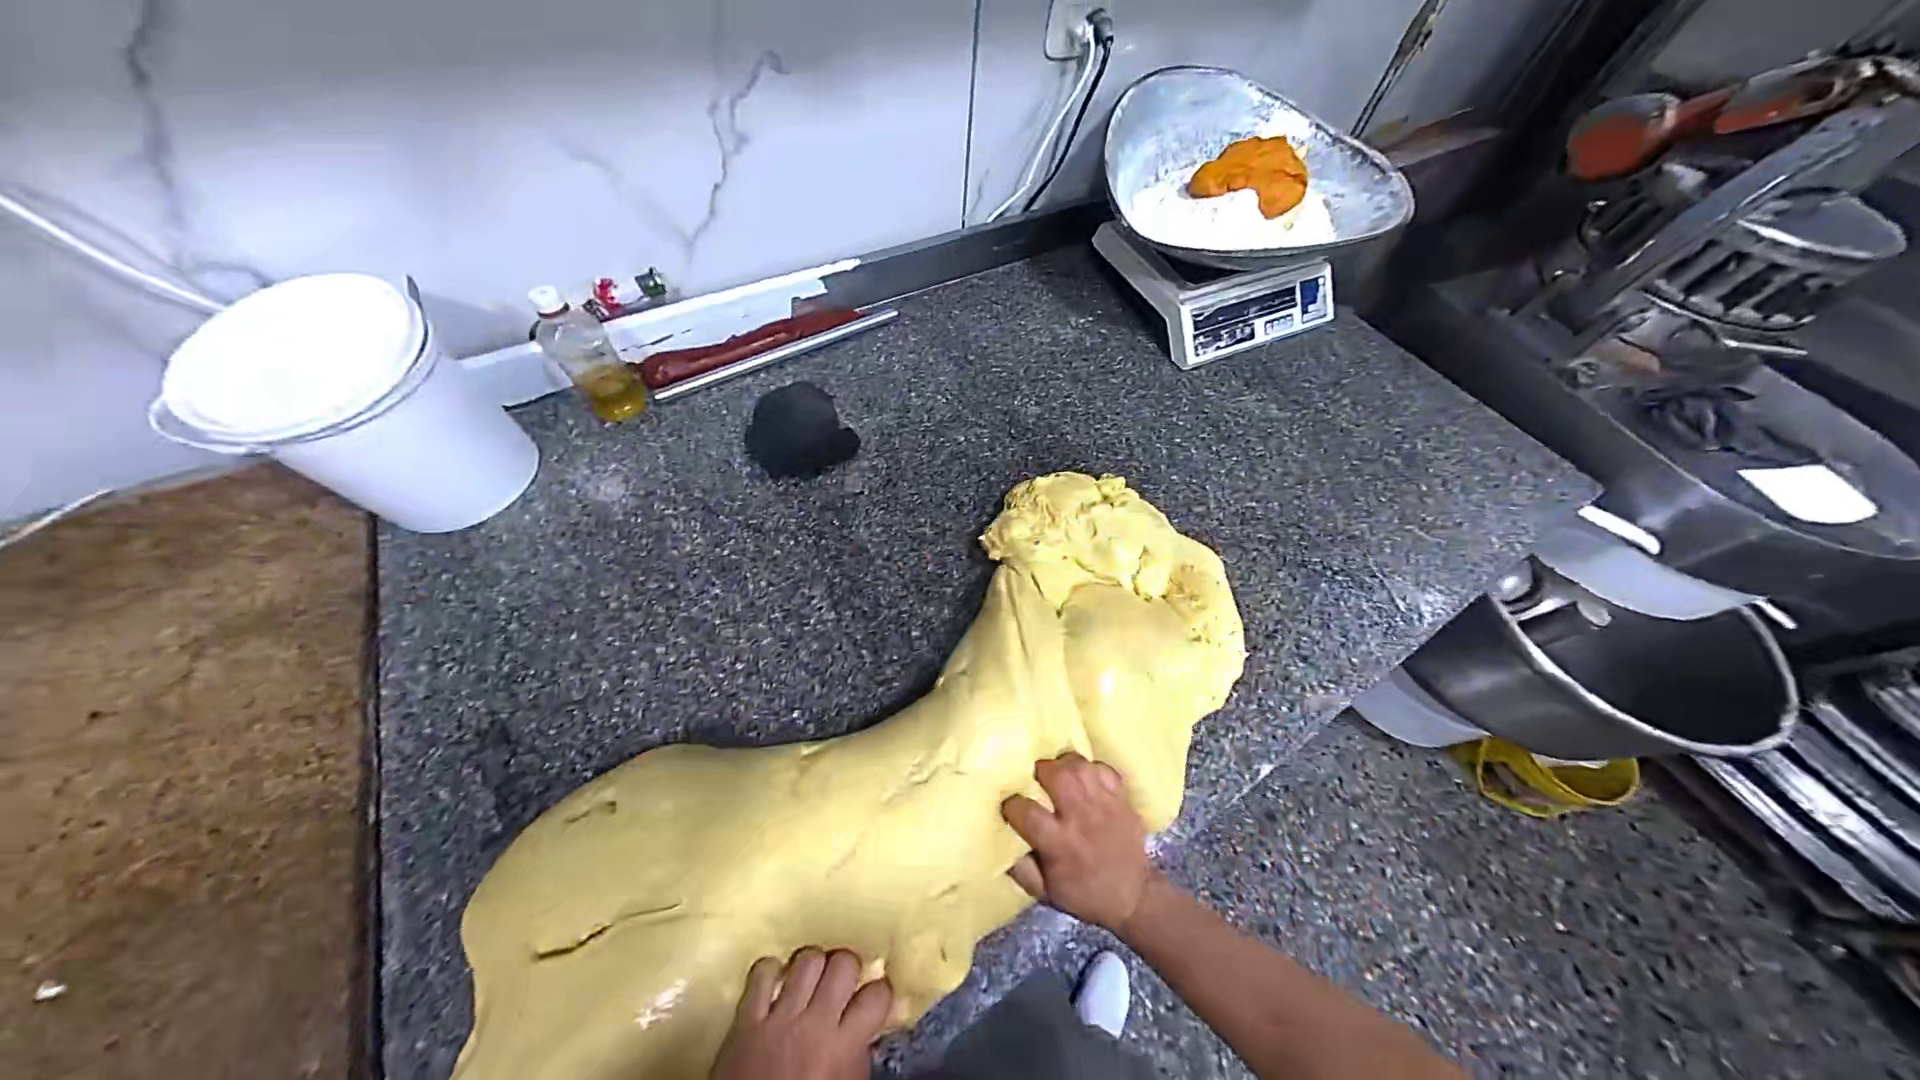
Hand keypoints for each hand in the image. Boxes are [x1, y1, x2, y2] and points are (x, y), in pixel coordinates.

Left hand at [708, 948, 892, 1079]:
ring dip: (813, 964)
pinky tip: (776, 983)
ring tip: (811, 979)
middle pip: (843, 963)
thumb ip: (857, 1055)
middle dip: (847, 967)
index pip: (877, 995)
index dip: (881, 990)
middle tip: (842, 981)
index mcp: (844, 1048)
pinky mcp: (746, 1020)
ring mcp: (779, 1018)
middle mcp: (814, 1025)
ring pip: (807, 959)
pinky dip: (770, 971)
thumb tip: (865, 1028)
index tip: (876, 993)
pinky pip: (761, 972)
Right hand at [1001, 753, 1158, 932]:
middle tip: (1037, 779)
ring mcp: (1104, 805)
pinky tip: (1084, 778)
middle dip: (1041, 771)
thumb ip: (1021, 868)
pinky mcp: (1122, 798)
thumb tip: (1003, 842)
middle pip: (1057, 775)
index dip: (1012, 806)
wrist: (1134, 896)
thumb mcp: (1045, 892)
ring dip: (1064, 764)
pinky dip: (1090, 768)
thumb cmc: (1084, 893)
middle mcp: (1081, 818)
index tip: (1011, 808)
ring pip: (1079, 766)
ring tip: (1059, 772)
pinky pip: (1103, 769)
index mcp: (1059, 844)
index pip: (1027, 812)